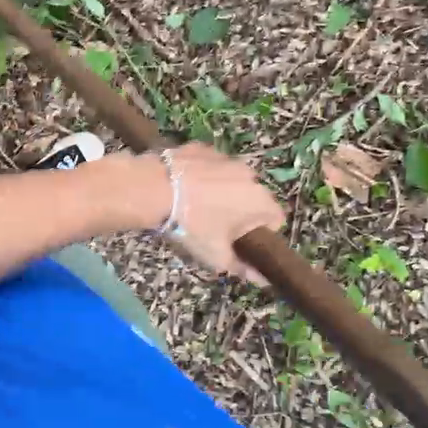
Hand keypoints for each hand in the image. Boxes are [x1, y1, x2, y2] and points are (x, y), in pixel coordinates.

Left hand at [139, 145, 286, 286]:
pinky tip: (184, 183)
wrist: (153, 189)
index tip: (241, 240)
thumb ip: (244, 269)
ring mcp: (224, 156)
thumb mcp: (217, 256)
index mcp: (260, 200)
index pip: (275, 219)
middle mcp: (249, 173)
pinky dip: (202, 172)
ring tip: (197, 202)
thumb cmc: (192, 226)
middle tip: (217, 223)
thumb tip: (262, 280)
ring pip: (231, 177)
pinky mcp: (200, 147)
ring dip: (222, 188)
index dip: (261, 232)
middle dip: (241, 209)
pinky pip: (209, 163)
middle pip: (253, 195)